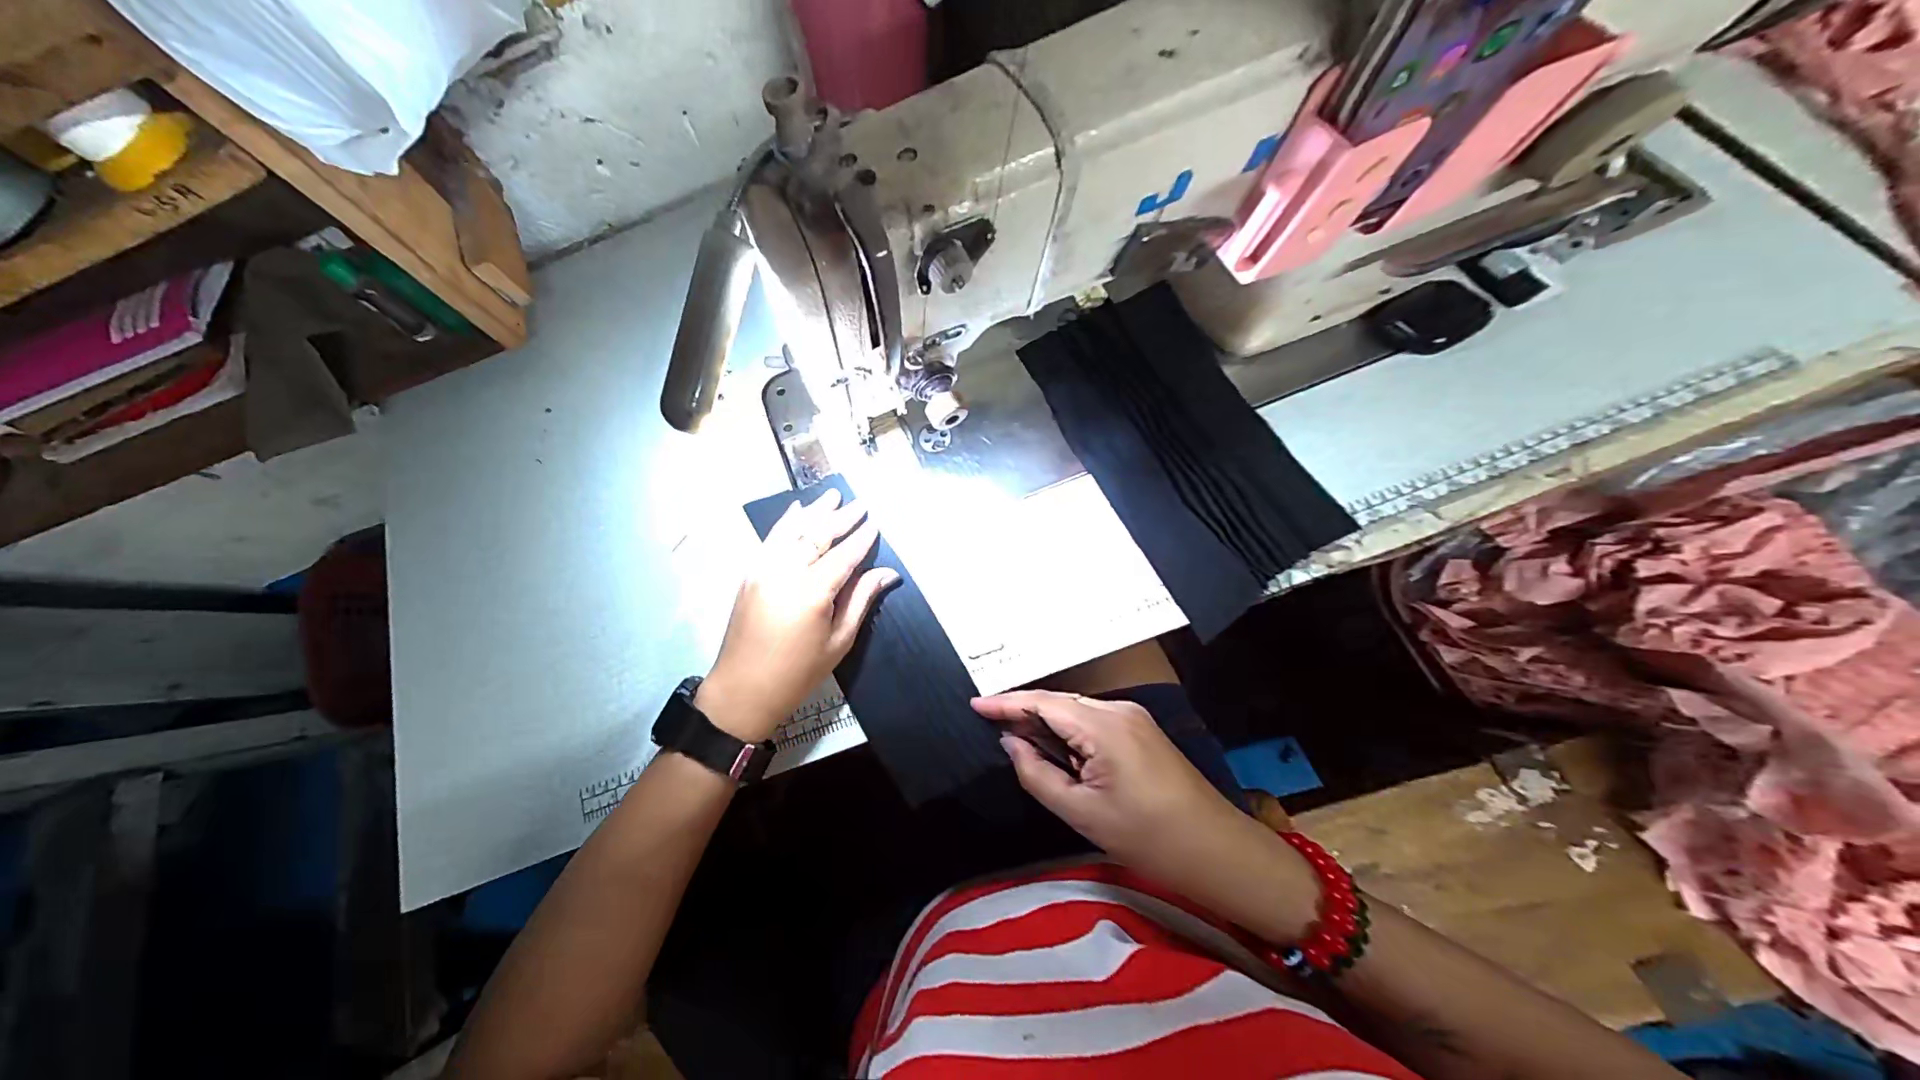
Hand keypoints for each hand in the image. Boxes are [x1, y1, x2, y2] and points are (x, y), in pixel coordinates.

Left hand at [698, 488, 898, 741]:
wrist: (742, 690)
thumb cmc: (797, 673)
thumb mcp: (839, 641)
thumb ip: (861, 599)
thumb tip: (887, 573)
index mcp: (812, 593)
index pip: (844, 555)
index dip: (862, 538)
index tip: (875, 522)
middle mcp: (785, 573)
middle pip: (817, 536)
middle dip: (840, 518)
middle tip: (860, 504)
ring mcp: (763, 570)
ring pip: (792, 531)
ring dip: (814, 512)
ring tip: (833, 496)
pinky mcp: (750, 574)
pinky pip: (771, 539)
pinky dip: (786, 522)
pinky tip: (797, 511)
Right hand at [974, 690, 1322, 940]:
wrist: (1215, 849)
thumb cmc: (1146, 836)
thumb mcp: (1081, 811)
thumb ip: (1036, 773)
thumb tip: (1011, 744)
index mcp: (1103, 725)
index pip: (1043, 702)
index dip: (1006, 702)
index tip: (975, 705)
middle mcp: (1118, 710)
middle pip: (1060, 701)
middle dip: (1024, 710)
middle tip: (990, 725)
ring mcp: (1133, 718)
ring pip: (1076, 710)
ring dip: (1046, 721)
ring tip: (1016, 737)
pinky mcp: (1141, 731)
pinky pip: (1093, 721)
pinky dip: (1068, 730)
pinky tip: (1054, 747)